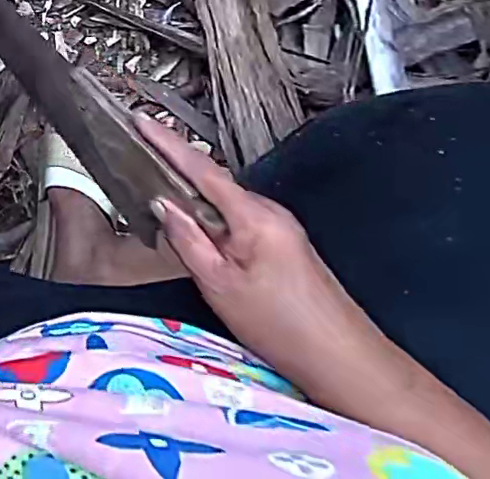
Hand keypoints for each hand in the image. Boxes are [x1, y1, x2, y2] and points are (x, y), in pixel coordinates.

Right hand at [136, 119, 408, 407]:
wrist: (351, 368)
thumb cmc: (286, 329)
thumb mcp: (218, 284)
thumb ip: (185, 237)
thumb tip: (161, 203)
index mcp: (254, 216)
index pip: (200, 167)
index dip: (166, 141)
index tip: (141, 121)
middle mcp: (270, 213)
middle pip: (209, 181)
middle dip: (174, 172)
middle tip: (138, 164)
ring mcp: (280, 227)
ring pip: (221, 202)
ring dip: (192, 200)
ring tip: (162, 207)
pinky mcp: (282, 243)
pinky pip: (234, 218)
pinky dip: (210, 218)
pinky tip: (197, 236)